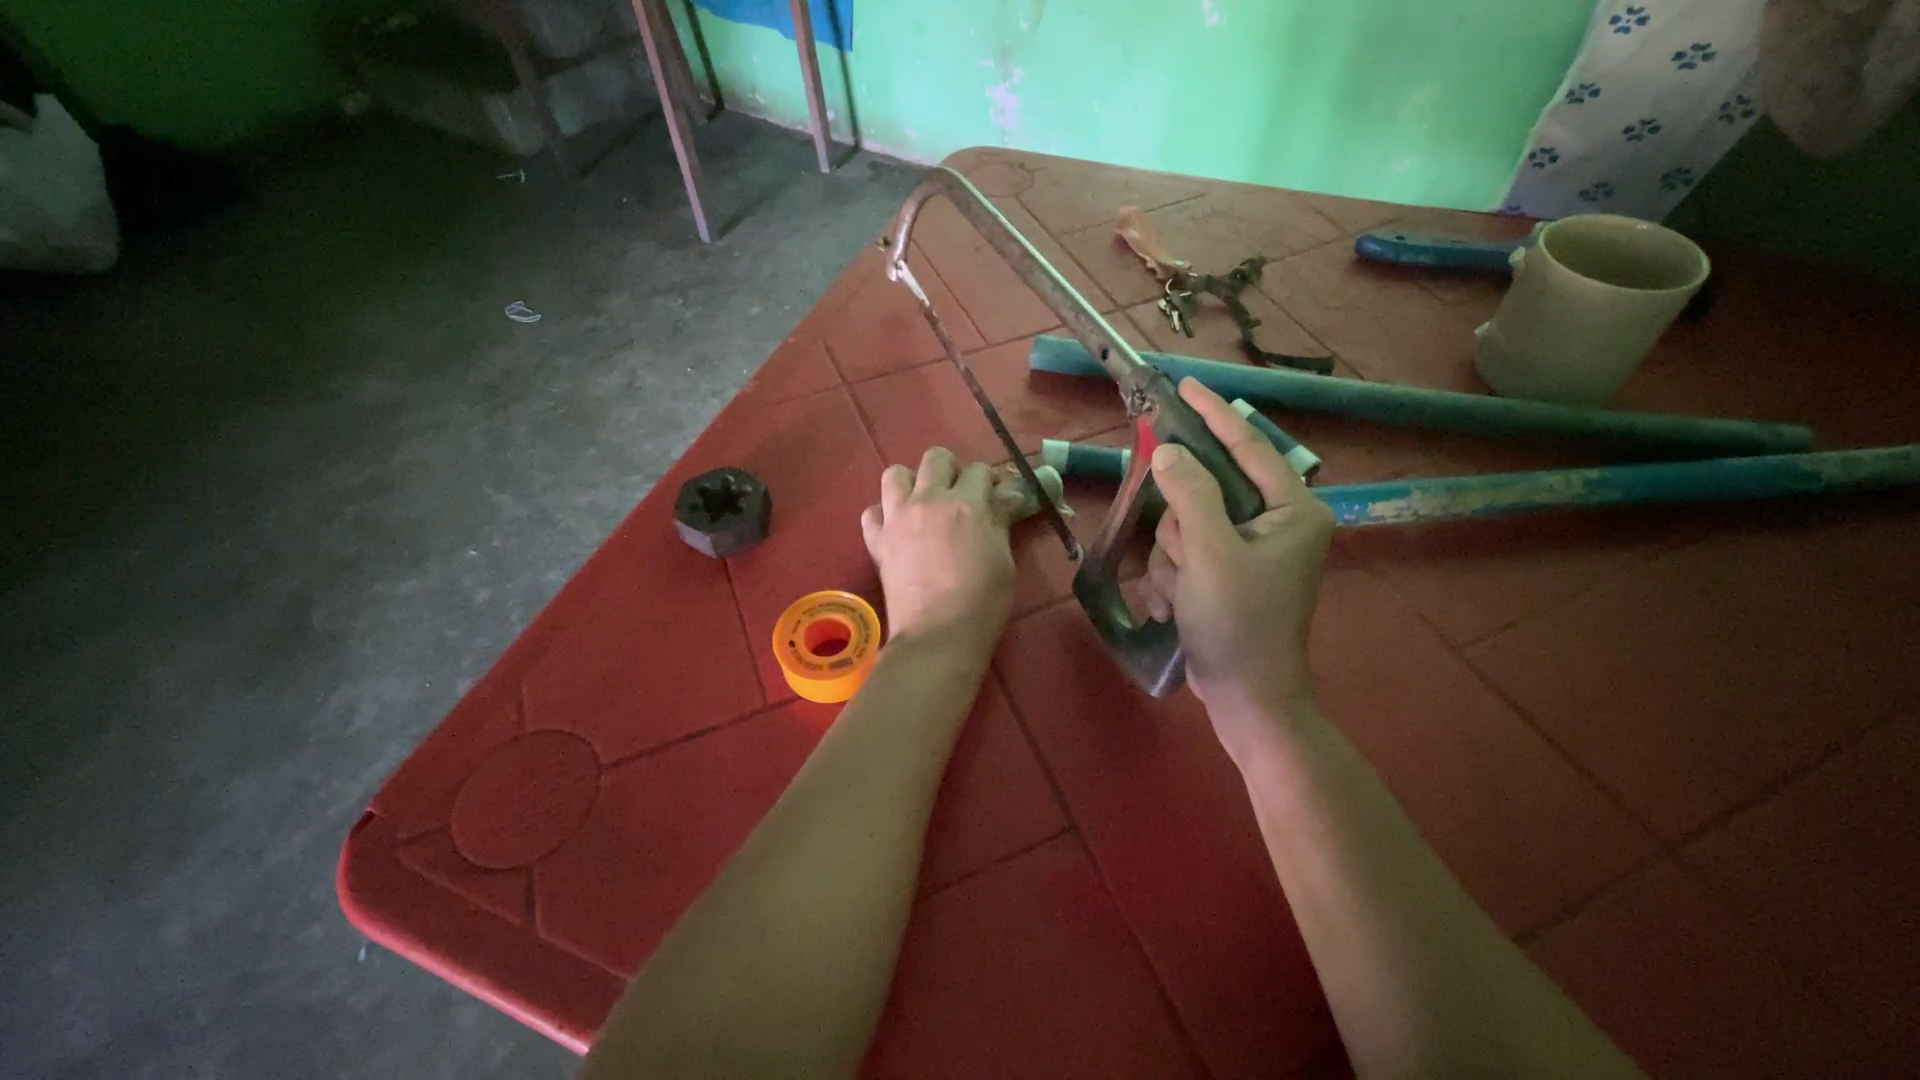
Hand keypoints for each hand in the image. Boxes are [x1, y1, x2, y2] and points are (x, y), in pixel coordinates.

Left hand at [861, 448, 1021, 656]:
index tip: (993, 496)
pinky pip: (872, 512)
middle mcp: (928, 500)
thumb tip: (1008, 495)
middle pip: (935, 458)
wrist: (937, 635)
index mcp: (965, 504)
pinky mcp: (876, 541)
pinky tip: (897, 529)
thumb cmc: (982, 601)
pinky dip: (883, 515)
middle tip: (959, 494)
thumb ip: (1001, 521)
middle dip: (951, 470)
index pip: (979, 470)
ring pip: (894, 474)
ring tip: (923, 503)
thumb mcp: (1003, 559)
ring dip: (911, 482)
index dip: (989, 480)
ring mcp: (897, 519)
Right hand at [1140, 379, 1335, 744]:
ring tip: (1182, 596)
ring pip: (1183, 525)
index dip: (1213, 414)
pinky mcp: (1224, 574)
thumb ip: (1190, 495)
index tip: (1183, 386)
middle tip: (1183, 561)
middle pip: (1204, 491)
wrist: (1246, 698)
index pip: (1248, 446)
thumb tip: (1169, 452)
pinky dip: (1171, 578)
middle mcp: (1274, 523)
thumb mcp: (1210, 554)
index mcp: (1292, 510)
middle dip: (1180, 528)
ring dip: (1171, 560)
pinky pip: (1181, 553)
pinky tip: (1177, 608)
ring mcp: (1247, 551)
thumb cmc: (1239, 624)